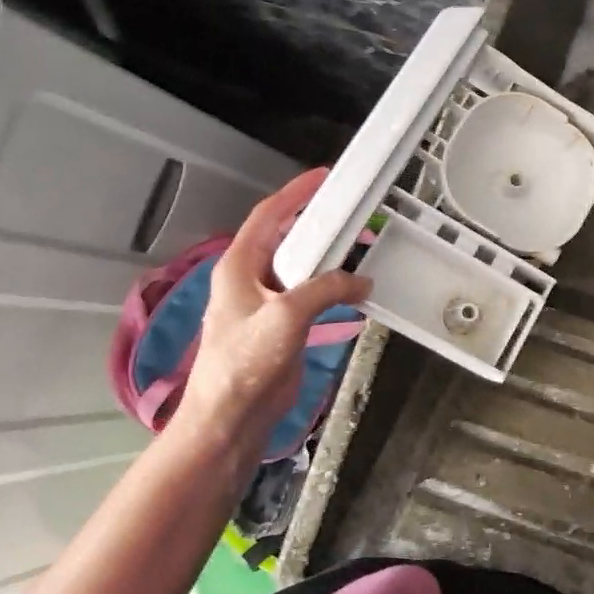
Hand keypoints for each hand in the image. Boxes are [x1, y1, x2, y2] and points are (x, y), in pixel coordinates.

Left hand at [172, 168, 370, 458]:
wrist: (232, 416)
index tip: (323, 178)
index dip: (294, 193)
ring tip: (361, 249)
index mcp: (239, 266)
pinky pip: (311, 297)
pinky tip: (355, 291)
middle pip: (288, 240)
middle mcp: (251, 279)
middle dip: (319, 225)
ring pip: (302, 270)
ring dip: (330, 260)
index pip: (267, 217)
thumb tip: (361, 280)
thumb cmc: (246, 362)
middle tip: (353, 214)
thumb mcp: (287, 315)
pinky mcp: (283, 329)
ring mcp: (267, 305)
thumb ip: (326, 289)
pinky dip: (333, 289)